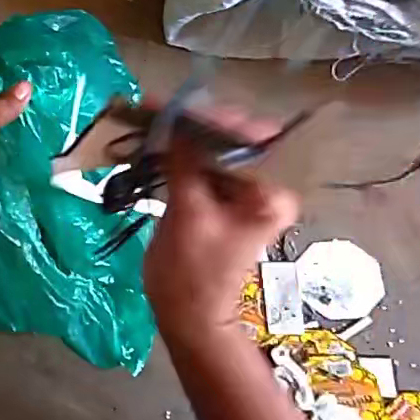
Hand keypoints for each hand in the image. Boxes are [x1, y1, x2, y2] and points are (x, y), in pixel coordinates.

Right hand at [143, 112, 299, 341]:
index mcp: (271, 193)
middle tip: (154, 107)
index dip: (207, 120)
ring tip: (148, 116)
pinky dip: (176, 153)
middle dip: (191, 123)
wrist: (186, 314)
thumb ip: (185, 163)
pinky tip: (153, 139)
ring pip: (211, 150)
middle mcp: (264, 186)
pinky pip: (199, 165)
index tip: (172, 105)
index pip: (245, 140)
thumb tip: (174, 121)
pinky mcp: (218, 197)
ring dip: (180, 135)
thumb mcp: (188, 215)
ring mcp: (241, 191)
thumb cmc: (191, 274)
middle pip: (229, 140)